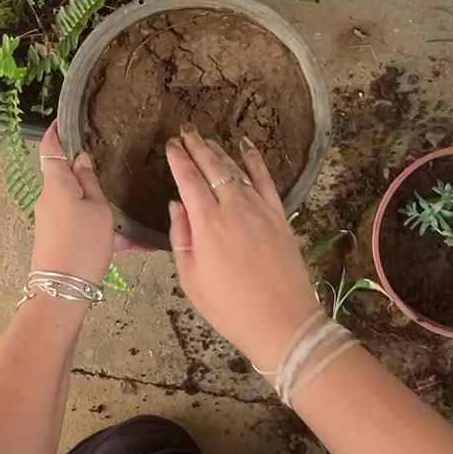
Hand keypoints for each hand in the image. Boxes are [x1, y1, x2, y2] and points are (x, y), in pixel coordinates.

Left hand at [30, 121, 132, 284]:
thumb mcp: (98, 210)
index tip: (65, 118)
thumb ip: (90, 182)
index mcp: (57, 184)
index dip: (56, 130)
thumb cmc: (82, 244)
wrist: (62, 292)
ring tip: (132, 214)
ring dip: (102, 207)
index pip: (51, 148)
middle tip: (113, 160)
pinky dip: (105, 231)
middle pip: (67, 176)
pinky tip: (135, 244)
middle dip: (88, 171)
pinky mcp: (59, 239)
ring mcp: (52, 220)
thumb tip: (80, 159)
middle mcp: (50, 198)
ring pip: (80, 204)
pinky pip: (84, 226)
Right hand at [165, 124, 318, 368]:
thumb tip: (177, 205)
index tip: (169, 145)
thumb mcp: (191, 279)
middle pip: (213, 167)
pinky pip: (266, 180)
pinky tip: (247, 147)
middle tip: (185, 131)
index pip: (188, 180)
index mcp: (207, 223)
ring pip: (237, 170)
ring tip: (207, 139)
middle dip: (197, 147)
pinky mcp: (279, 216)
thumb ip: (181, 237)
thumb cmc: (229, 307)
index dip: (178, 160)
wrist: (282, 322)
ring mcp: (260, 209)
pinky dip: (255, 160)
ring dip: (220, 152)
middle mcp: (234, 208)